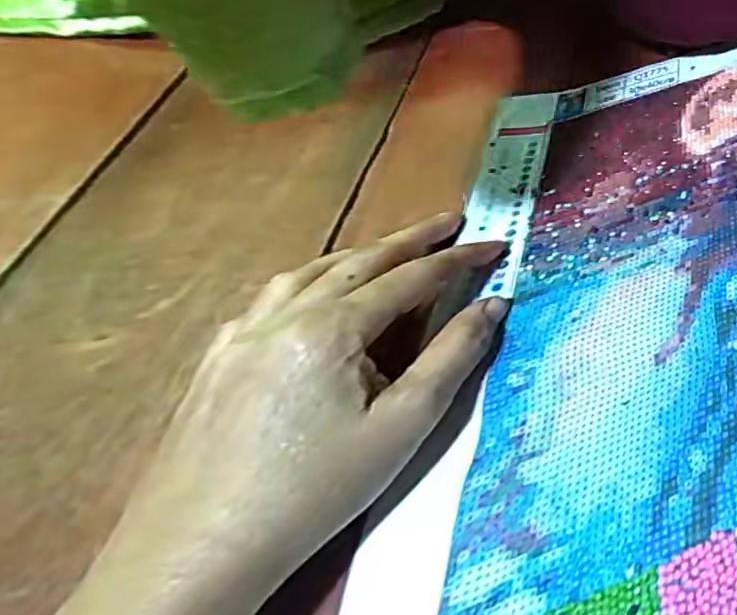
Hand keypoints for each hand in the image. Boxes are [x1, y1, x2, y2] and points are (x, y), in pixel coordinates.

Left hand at [61, 215, 507, 614]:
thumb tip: (494, 303)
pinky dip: (308, 281)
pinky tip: (316, 295)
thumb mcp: (407, 421)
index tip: (497, 243)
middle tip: (451, 221)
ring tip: (392, 248)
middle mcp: (280, 322)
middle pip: (358, 263)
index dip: (460, 257)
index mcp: (329, 330)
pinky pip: (267, 303)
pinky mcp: (212, 370)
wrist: (191, 564)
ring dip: (358, 255)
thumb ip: (456, 353)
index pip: (412, 277)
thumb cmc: (315, 489)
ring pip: (306, 275)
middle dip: (411, 238)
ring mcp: (237, 344)